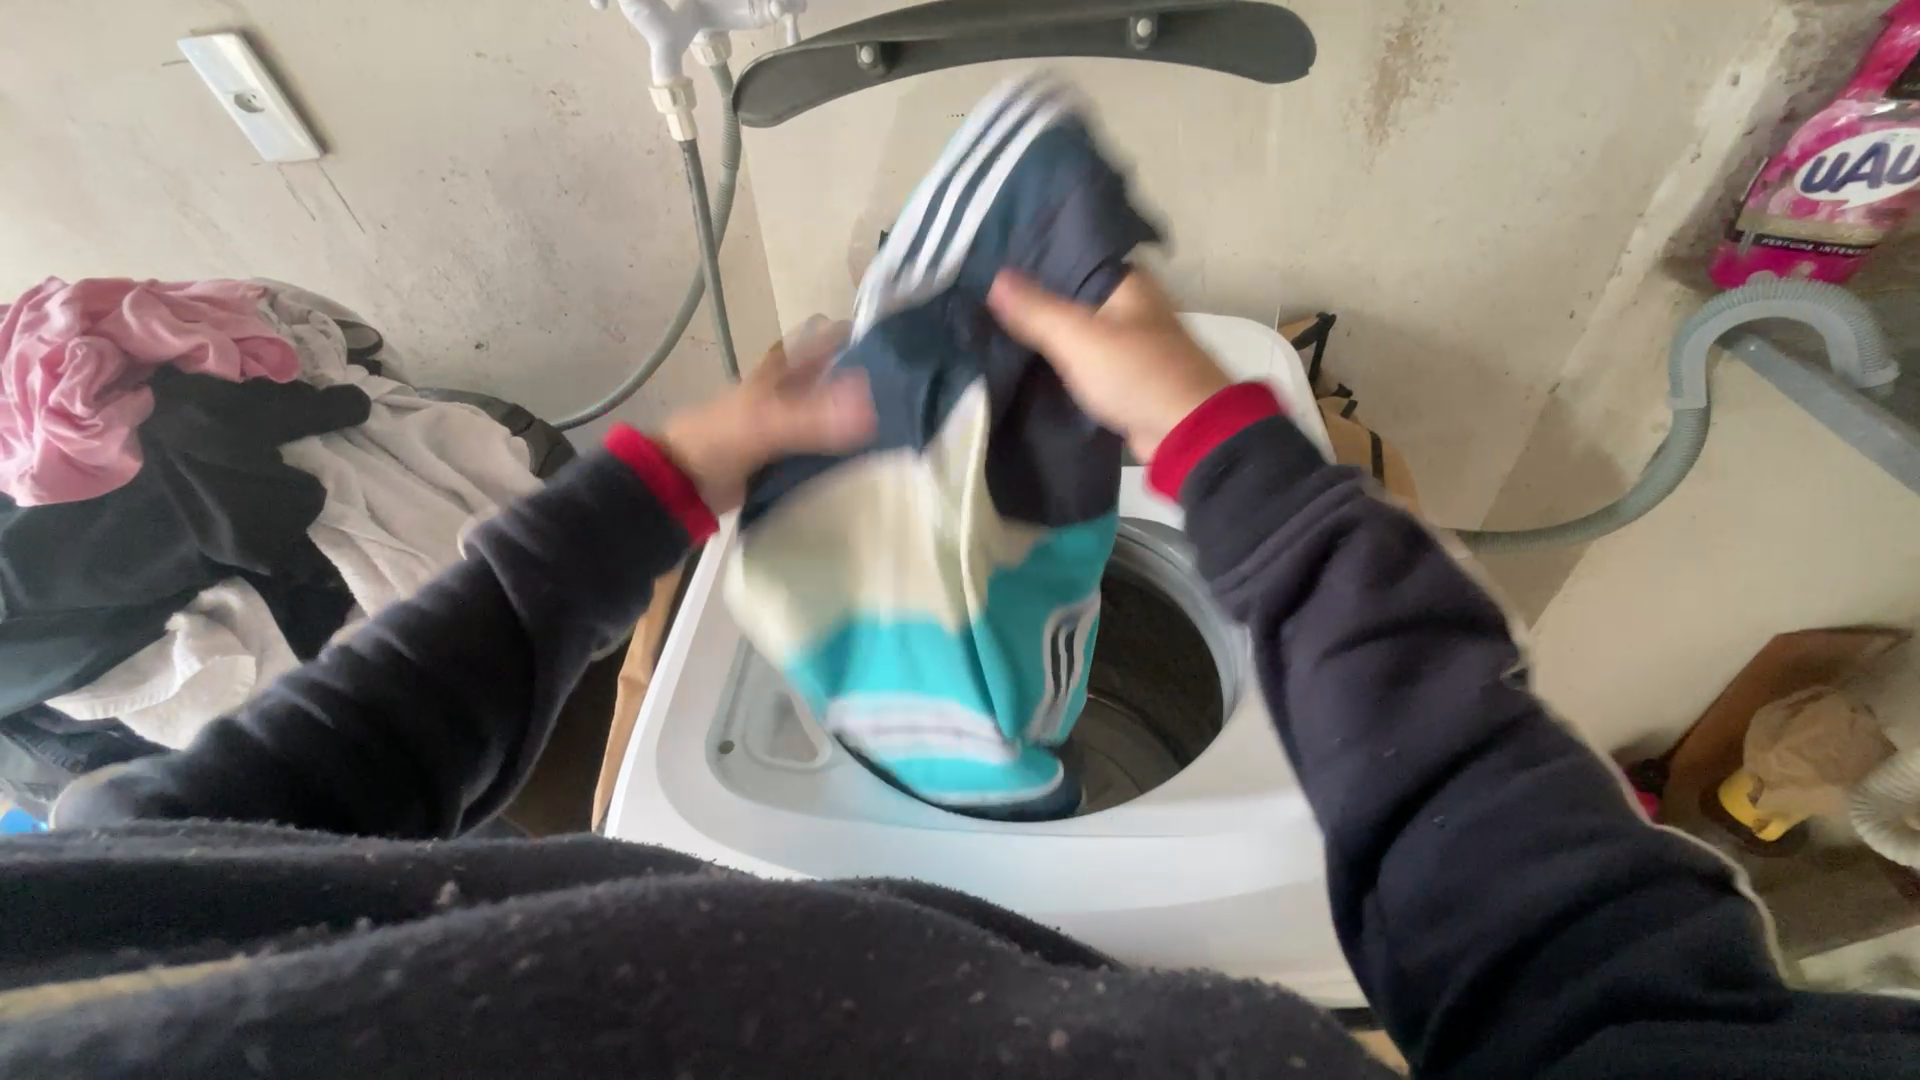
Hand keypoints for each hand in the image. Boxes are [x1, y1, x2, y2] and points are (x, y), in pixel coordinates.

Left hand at [659, 321, 875, 512]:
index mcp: (772, 376)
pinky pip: (815, 452)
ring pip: (821, 417)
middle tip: (893, 388)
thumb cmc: (719, 441)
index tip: (876, 337)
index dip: (837, 336)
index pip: (809, 344)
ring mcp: (779, 430)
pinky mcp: (780, 460)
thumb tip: (870, 410)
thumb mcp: (766, 423)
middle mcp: (778, 397)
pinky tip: (862, 460)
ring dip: (848, 420)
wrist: (682, 484)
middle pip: (820, 381)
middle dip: (851, 381)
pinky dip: (836, 453)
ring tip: (889, 424)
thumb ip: (814, 418)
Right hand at [987, 268, 1230, 461]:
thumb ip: (1036, 310)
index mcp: (1127, 282)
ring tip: (996, 331)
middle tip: (985, 302)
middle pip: (1072, 297)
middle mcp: (1131, 306)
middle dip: (1035, 302)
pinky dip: (1061, 364)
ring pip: (1077, 332)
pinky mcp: (1125, 378)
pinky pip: (1083, 363)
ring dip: (1046, 336)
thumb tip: (995, 278)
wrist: (1184, 432)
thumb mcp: (1077, 337)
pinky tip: (1028, 366)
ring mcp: (1130, 344)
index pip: (1071, 259)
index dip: (1033, 262)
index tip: (991, 267)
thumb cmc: (1135, 373)